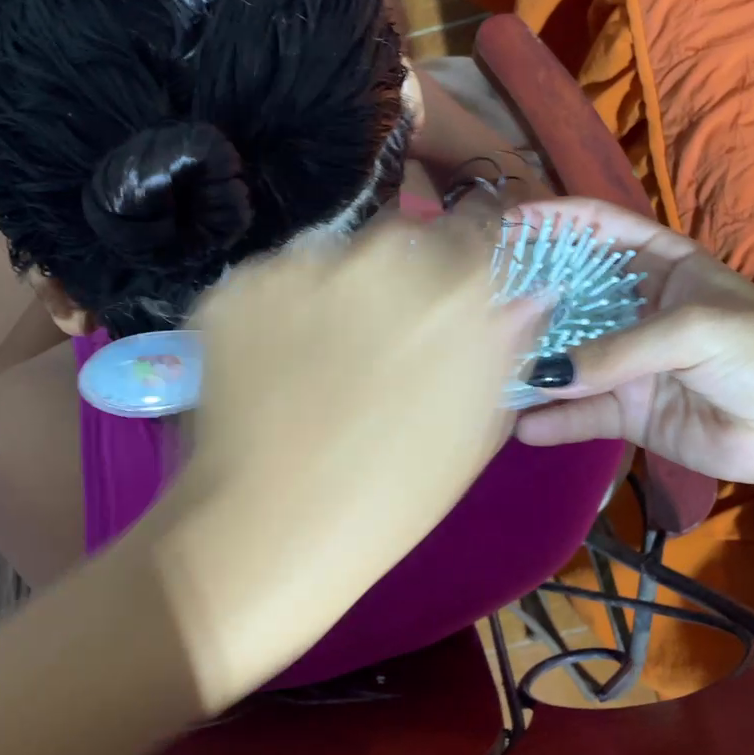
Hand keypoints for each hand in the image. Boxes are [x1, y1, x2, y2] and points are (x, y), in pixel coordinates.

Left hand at [153, 212, 545, 701]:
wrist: (272, 527)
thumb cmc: (388, 498)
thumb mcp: (473, 429)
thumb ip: (500, 348)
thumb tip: (518, 298)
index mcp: (455, 288)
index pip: (471, 228)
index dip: (458, 259)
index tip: (444, 287)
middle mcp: (380, 257)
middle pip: (396, 239)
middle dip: (392, 275)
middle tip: (369, 338)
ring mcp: (298, 268)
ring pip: (325, 258)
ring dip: (327, 291)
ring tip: (309, 359)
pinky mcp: (235, 287)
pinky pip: (266, 285)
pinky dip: (270, 314)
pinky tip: (267, 367)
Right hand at [511, 199, 753, 488]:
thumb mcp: (694, 331)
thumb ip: (616, 351)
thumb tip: (543, 375)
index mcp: (662, 267)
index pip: (599, 230)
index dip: (554, 222)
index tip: (504, 226)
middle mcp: (635, 310)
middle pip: (568, 294)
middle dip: (526, 297)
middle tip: (478, 304)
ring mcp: (625, 362)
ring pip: (564, 357)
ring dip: (529, 364)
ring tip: (487, 369)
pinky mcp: (624, 410)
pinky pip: (577, 413)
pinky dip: (549, 421)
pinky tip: (521, 426)